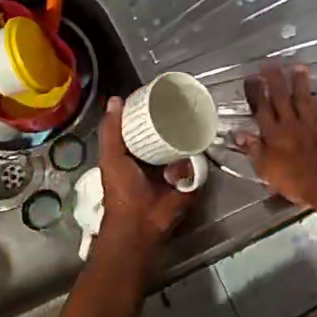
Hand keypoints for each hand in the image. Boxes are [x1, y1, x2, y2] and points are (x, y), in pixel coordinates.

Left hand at [97, 96, 195, 248]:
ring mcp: (175, 169)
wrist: (141, 222)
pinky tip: (206, 133)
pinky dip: (200, 151)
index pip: (145, 126)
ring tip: (198, 112)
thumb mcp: (111, 156)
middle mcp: (156, 159)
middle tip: (185, 101)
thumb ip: (110, 130)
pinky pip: (198, 161)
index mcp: (135, 152)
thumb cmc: (121, 188)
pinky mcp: (191, 179)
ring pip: (185, 146)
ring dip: (191, 134)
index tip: (161, 93)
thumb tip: (115, 99)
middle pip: (168, 134)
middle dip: (175, 121)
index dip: (151, 112)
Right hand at [236, 63, 316, 207]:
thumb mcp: (265, 168)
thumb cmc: (292, 180)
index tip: (252, 77)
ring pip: (304, 99)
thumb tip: (238, 133)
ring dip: (301, 83)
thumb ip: (253, 149)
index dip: (256, 92)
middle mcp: (290, 124)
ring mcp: (311, 125)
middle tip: (271, 64)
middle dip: (275, 80)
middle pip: (281, 98)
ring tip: (299, 67)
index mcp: (273, 133)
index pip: (262, 108)